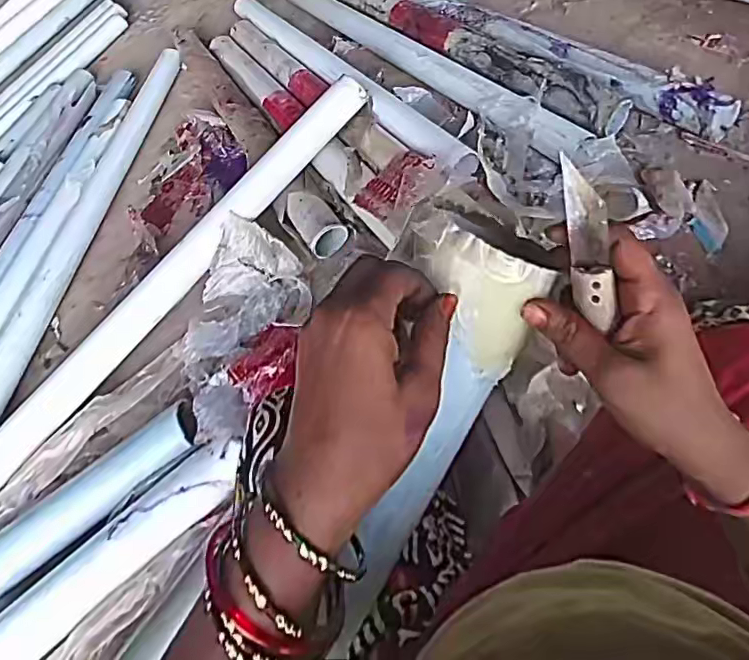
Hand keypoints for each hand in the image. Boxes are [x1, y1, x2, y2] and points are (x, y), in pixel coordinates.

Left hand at [270, 257, 453, 549]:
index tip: (434, 309)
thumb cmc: (369, 448)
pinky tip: (377, 348)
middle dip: (399, 283)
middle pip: (368, 268)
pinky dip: (359, 310)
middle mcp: (330, 314)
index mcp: (359, 321)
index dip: (421, 286)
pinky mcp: (307, 340)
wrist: (319, 479)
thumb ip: (433, 339)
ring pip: (350, 283)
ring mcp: (314, 325)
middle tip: (420, 317)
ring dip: (378, 295)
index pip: (394, 274)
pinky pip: (336, 305)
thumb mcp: (420, 394)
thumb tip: (441, 306)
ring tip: (401, 338)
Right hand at [521, 234, 748, 503]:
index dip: (584, 236)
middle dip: (566, 285)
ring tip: (564, 348)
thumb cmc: (666, 410)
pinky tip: (574, 358)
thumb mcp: (610, 372)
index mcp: (652, 297)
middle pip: (597, 266)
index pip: (619, 244)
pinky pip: (596, 314)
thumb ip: (569, 334)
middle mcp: (647, 297)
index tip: (547, 243)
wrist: (703, 449)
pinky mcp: (632, 331)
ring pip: (591, 292)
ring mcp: (640, 313)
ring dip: (569, 314)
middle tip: (546, 309)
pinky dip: (578, 330)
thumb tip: (530, 305)